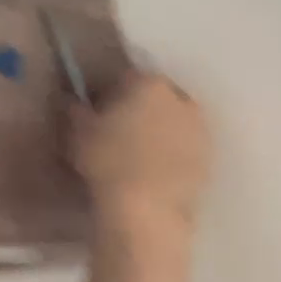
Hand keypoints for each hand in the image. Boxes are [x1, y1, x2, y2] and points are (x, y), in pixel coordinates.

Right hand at [72, 72, 210, 226]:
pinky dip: (168, 146)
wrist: (147, 206)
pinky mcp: (210, 154)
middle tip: (112, 124)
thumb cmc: (107, 160)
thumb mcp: (76, 132)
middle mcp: (182, 98)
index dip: (107, 88)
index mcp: (148, 85)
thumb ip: (74, 108)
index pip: (126, 75)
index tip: (93, 103)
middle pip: (155, 93)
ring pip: (172, 117)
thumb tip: (71, 97)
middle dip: (136, 104)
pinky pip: (183, 140)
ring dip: (155, 124)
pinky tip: (149, 163)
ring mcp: (201, 126)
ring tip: (132, 146)